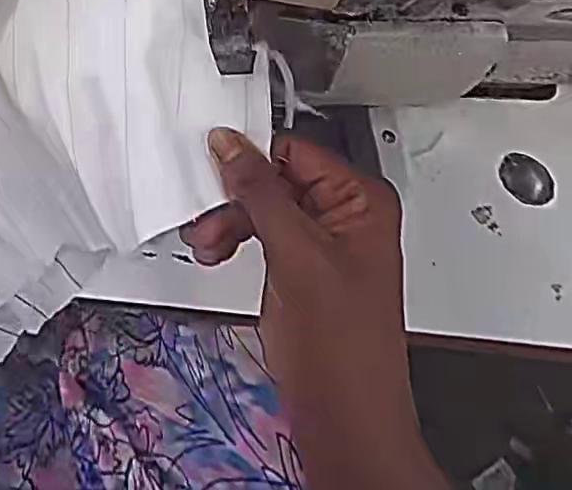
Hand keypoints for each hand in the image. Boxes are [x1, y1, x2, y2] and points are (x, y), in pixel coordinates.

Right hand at [183, 129, 443, 489]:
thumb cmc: (344, 351)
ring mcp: (322, 242)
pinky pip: (262, 232)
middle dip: (237, 198)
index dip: (254, 156)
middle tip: (210, 214)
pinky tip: (220, 251)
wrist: (344, 425)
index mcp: (361, 200)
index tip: (215, 161)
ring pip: (264, 207)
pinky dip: (236, 239)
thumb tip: (231, 146)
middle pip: (276, 179)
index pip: (297, 151)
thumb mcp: (295, 254)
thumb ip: (259, 192)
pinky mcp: (301, 265)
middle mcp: (345, 215)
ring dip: (230, 220)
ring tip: (210, 242)